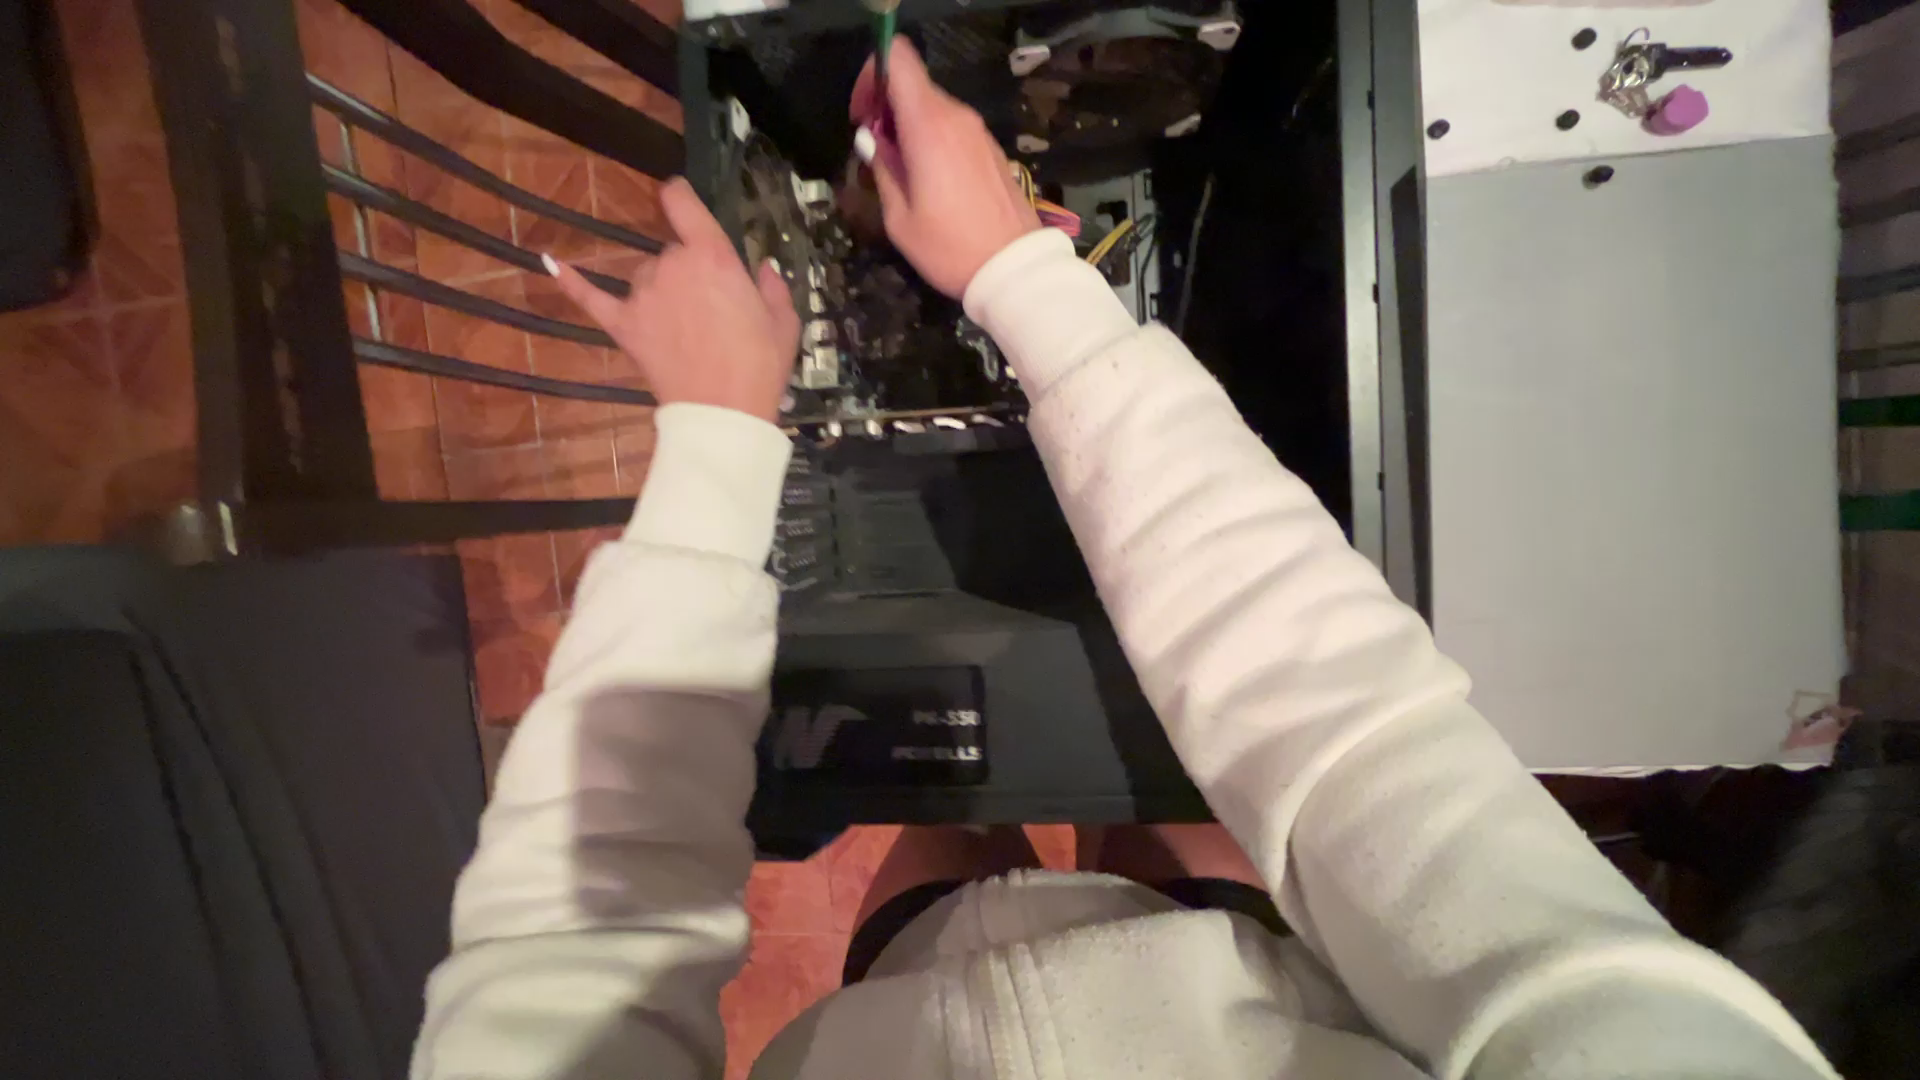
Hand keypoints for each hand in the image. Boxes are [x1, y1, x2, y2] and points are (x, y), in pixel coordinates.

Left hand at [547, 177, 800, 423]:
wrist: (724, 413)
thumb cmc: (761, 366)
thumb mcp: (784, 324)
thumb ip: (772, 288)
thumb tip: (763, 269)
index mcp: (712, 257)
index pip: (684, 205)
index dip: (680, 196)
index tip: (679, 196)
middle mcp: (671, 265)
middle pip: (672, 253)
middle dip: (691, 272)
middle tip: (714, 311)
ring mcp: (642, 295)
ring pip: (647, 278)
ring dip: (662, 291)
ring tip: (686, 329)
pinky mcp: (623, 325)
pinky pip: (591, 298)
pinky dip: (571, 281)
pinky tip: (550, 263)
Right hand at [851, 39, 1039, 297]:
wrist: (1014, 269)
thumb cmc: (950, 249)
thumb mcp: (899, 220)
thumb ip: (882, 169)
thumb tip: (873, 141)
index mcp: (929, 125)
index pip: (897, 59)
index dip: (871, 76)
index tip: (863, 116)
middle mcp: (956, 117)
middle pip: (913, 86)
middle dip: (888, 111)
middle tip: (879, 156)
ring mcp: (978, 132)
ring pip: (933, 110)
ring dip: (911, 130)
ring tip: (905, 175)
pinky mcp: (991, 150)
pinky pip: (954, 130)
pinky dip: (934, 142)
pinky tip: (933, 183)